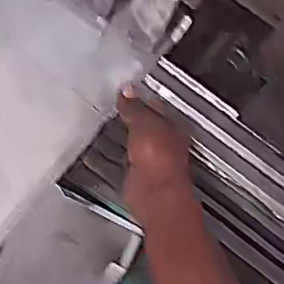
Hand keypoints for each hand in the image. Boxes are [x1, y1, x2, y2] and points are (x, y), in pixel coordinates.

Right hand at [116, 87, 192, 209]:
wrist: (154, 192)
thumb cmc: (159, 158)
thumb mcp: (143, 122)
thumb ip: (134, 107)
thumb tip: (126, 92)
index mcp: (173, 127)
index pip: (156, 106)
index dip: (141, 97)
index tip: (126, 91)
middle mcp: (165, 144)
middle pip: (147, 124)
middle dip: (132, 116)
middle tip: (117, 106)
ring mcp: (152, 160)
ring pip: (137, 141)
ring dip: (125, 134)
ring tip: (111, 124)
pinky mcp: (139, 175)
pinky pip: (127, 159)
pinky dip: (118, 153)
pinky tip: (111, 150)